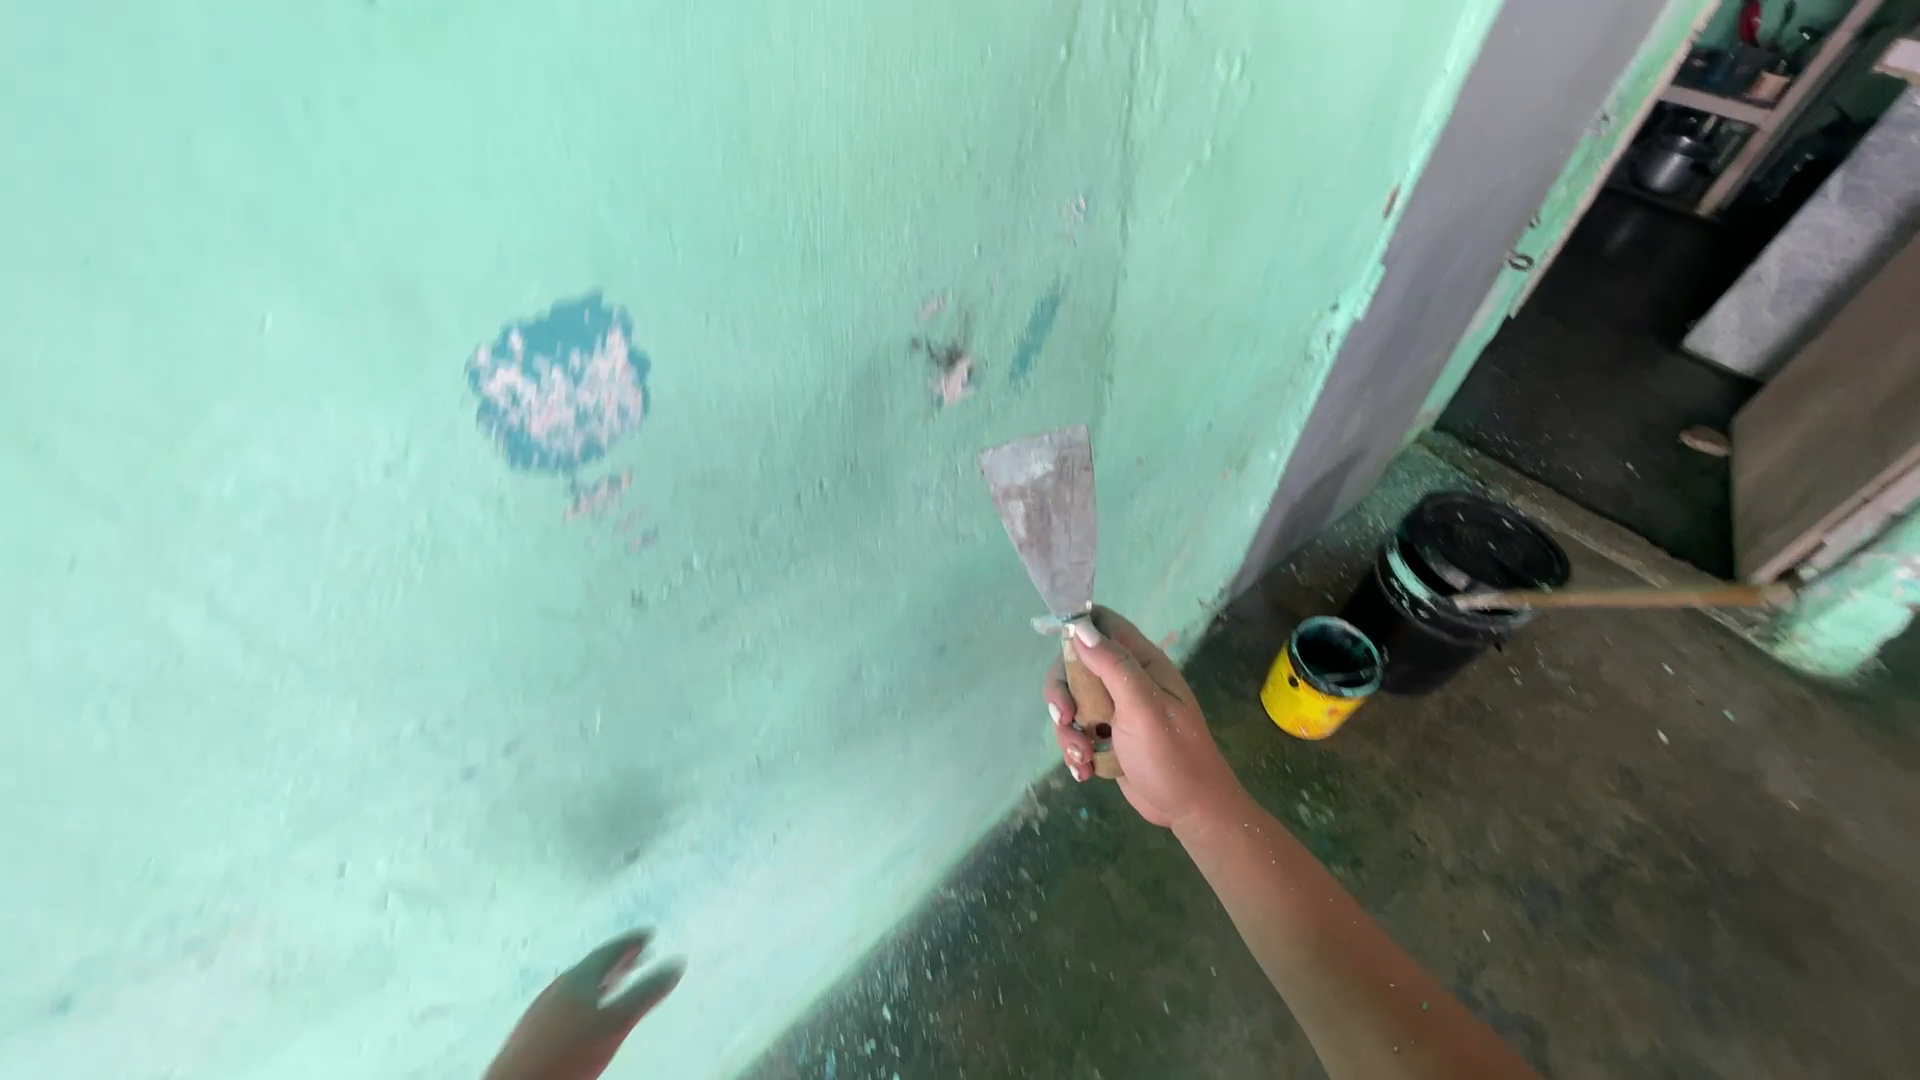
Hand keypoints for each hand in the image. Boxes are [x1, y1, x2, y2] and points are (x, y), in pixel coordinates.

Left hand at [483, 929, 683, 1079]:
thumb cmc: (569, 1054)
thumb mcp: (617, 1023)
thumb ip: (646, 993)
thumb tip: (677, 963)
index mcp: (579, 977)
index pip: (610, 950)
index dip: (631, 942)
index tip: (649, 934)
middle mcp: (560, 986)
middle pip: (595, 966)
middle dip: (620, 960)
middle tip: (640, 954)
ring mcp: (544, 1009)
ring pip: (581, 986)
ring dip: (605, 980)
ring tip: (621, 983)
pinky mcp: (533, 1033)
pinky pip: (570, 1003)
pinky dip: (590, 998)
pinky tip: (592, 1015)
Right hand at [1045, 607, 1243, 828]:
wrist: (1189, 810)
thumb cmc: (1173, 755)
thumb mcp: (1143, 707)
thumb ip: (1113, 666)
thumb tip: (1081, 630)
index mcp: (1141, 662)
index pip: (1103, 623)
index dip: (1077, 627)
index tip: (1056, 646)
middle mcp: (1126, 680)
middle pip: (1075, 666)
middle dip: (1063, 693)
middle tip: (1066, 718)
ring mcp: (1115, 709)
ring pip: (1072, 702)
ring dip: (1068, 731)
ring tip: (1082, 756)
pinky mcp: (1107, 736)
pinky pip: (1077, 731)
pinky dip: (1074, 749)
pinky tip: (1084, 769)